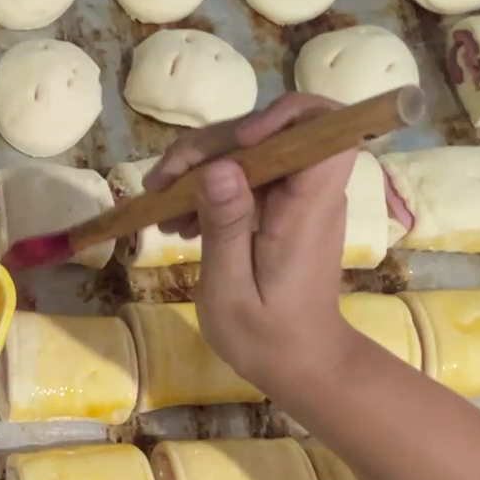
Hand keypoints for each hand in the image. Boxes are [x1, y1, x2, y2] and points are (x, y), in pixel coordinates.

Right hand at [143, 93, 363, 387]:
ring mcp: (297, 199)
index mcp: (306, 207)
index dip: (278, 118)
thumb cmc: (264, 336)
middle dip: (210, 148)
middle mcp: (311, 191)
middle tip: (159, 185)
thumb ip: (226, 226)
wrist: (297, 361)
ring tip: (161, 210)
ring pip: (252, 155)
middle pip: (270, 134)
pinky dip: (210, 191)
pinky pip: (248, 181)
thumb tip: (219, 168)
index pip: (321, 127)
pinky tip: (180, 223)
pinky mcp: (282, 211)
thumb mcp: (230, 289)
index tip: (229, 147)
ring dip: (201, 170)